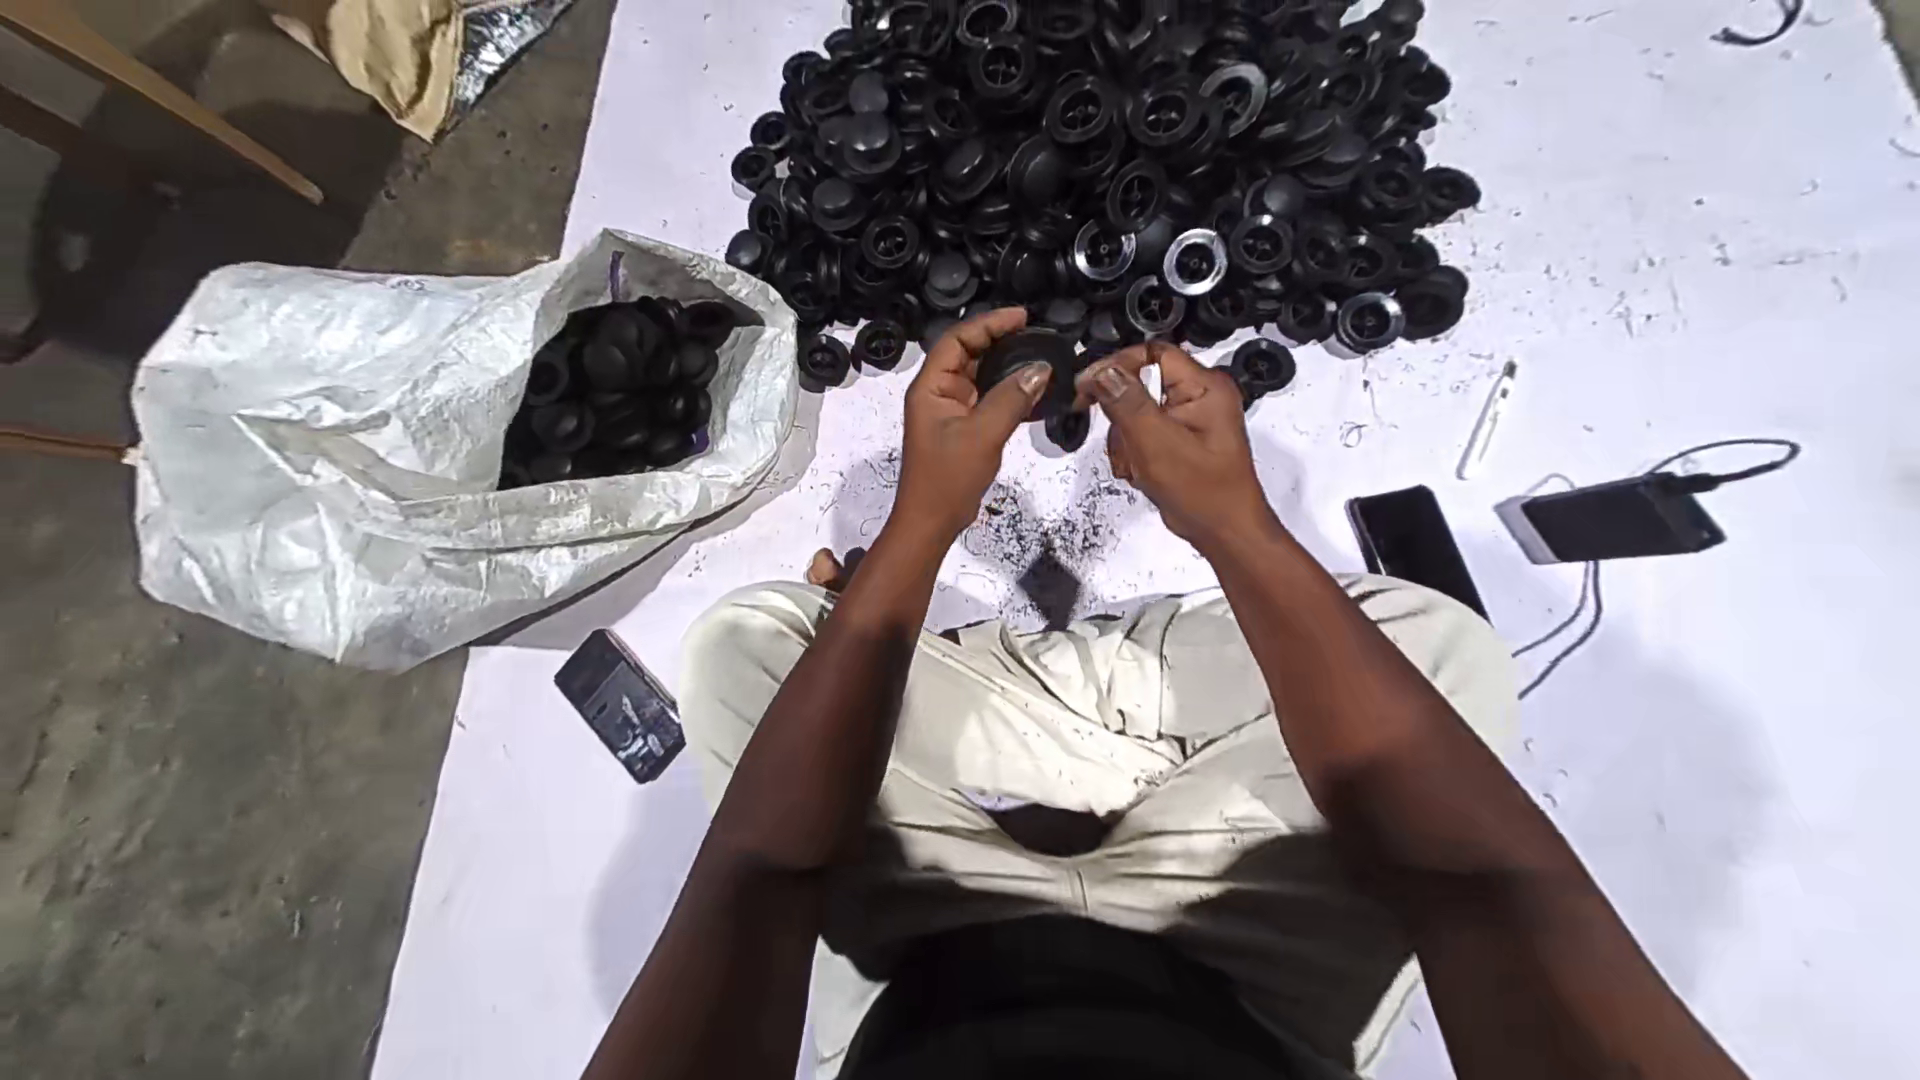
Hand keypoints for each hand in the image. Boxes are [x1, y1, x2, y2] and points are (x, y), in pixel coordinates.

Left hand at [891, 307, 1052, 541]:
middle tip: (1035, 335)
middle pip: (969, 354)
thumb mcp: (981, 435)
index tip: (1021, 317)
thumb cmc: (946, 479)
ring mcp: (951, 412)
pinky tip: (1033, 393)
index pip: (957, 340)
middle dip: (1000, 342)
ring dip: (1007, 368)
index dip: (988, 323)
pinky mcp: (964, 429)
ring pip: (980, 378)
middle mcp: (938, 394)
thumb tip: (1040, 370)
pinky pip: (988, 401)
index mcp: (930, 387)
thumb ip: (1011, 399)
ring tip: (1039, 359)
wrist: (932, 521)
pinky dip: (1008, 394)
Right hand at [1076, 342, 1283, 555]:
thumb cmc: (1206, 493)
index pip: (1150, 353)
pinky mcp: (1179, 437)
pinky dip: (1133, 451)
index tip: (1088, 390)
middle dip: (1121, 417)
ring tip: (1136, 464)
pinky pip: (1141, 431)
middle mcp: (1199, 395)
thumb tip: (1102, 372)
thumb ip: (1127, 403)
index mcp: (1204, 386)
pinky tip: (1140, 471)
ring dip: (1125, 440)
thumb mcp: (1157, 443)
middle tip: (1122, 441)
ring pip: (1134, 411)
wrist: (1223, 530)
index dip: (1116, 368)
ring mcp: (1189, 417)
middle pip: (1138, 384)